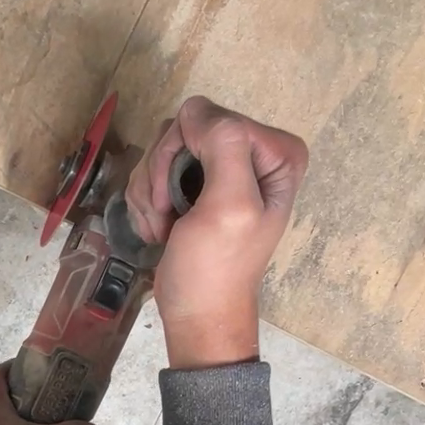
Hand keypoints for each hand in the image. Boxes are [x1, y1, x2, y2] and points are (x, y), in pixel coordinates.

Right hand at [124, 96, 307, 367]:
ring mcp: (219, 170)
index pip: (211, 117)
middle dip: (162, 176)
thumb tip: (194, 109)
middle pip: (183, 130)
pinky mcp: (193, 188)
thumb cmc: (215, 269)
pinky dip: (147, 204)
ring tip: (165, 228)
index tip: (180, 200)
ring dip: (151, 194)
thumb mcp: (229, 205)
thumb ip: (223, 144)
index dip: (183, 153)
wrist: (195, 315)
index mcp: (277, 153)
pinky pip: (152, 172)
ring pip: (162, 151)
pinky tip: (159, 230)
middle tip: (168, 215)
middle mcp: (252, 154)